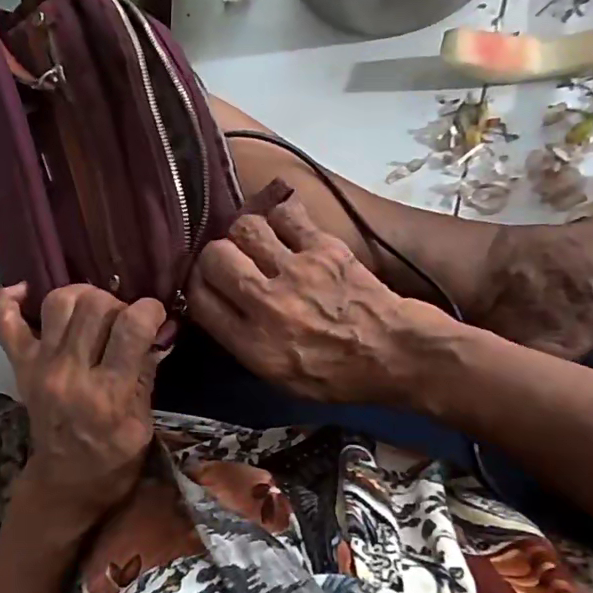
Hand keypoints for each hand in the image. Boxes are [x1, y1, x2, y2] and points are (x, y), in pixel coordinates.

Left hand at [0, 282, 165, 531]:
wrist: (65, 482)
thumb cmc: (113, 458)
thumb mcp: (143, 423)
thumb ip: (147, 373)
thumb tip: (158, 328)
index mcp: (108, 394)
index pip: (131, 327)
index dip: (149, 310)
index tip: (154, 315)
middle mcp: (70, 373)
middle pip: (94, 305)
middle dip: (117, 303)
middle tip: (123, 321)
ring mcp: (40, 366)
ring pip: (58, 302)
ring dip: (82, 296)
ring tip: (93, 310)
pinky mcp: (20, 365)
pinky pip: (6, 323)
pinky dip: (10, 301)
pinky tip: (26, 291)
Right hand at [187, 195, 459, 405]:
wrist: (398, 354)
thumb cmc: (338, 374)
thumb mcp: (279, 378)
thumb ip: (241, 341)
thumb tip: (213, 304)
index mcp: (254, 345)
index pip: (199, 298)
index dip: (194, 285)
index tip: (205, 283)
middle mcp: (268, 305)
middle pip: (214, 258)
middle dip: (214, 256)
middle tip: (229, 260)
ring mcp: (298, 273)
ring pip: (246, 228)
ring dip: (246, 233)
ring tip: (258, 242)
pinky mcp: (325, 248)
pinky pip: (286, 213)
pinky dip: (281, 216)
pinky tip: (286, 228)